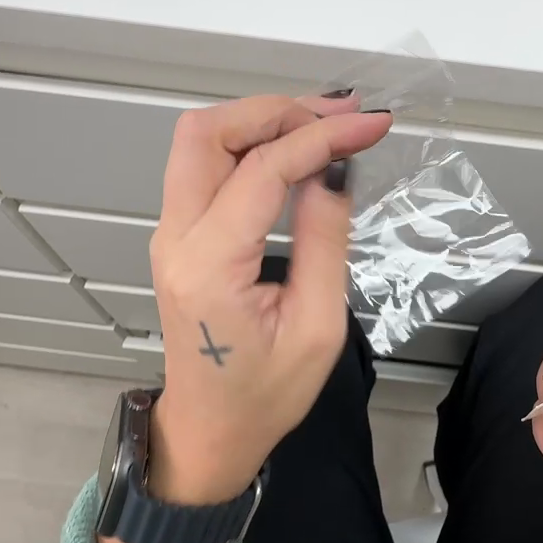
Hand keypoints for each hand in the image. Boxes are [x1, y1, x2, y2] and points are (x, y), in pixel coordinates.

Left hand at [99, 93, 390, 542]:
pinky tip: (293, 146)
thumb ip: (325, 239)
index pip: (262, 170)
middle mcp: (176, 237)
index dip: (320, 136)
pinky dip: (249, 141)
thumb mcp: (316, 326)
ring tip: (324, 122)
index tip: (372, 124)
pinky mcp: (179, 233)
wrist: (208, 432)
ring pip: (200, 140)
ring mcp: (170, 232)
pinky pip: (204, 164)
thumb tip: (335, 168)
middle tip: (339, 114)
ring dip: (261, 119)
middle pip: (207, 132)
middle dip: (277, 110)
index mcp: (209, 265)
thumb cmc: (264, 394)